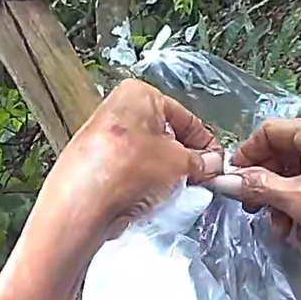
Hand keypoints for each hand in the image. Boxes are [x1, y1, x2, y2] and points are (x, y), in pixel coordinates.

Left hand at [0, 81, 218, 299]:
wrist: (83, 206)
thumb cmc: (127, 172)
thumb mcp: (180, 163)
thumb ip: (202, 162)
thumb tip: (212, 164)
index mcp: (137, 94)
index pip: (185, 117)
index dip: (205, 143)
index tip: (217, 163)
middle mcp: (116, 109)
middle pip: (165, 135)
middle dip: (184, 159)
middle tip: (200, 179)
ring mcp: (103, 138)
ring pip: (148, 155)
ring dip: (165, 174)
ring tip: (175, 192)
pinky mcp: (95, 165)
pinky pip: (130, 172)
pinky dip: (144, 184)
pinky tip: (151, 199)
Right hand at [202, 114, 300, 273]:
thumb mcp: (300, 202)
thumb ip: (259, 187)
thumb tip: (224, 181)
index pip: (269, 132)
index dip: (246, 158)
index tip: (232, 183)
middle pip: (285, 156)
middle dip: (270, 190)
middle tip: (258, 215)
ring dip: (289, 208)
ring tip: (289, 235)